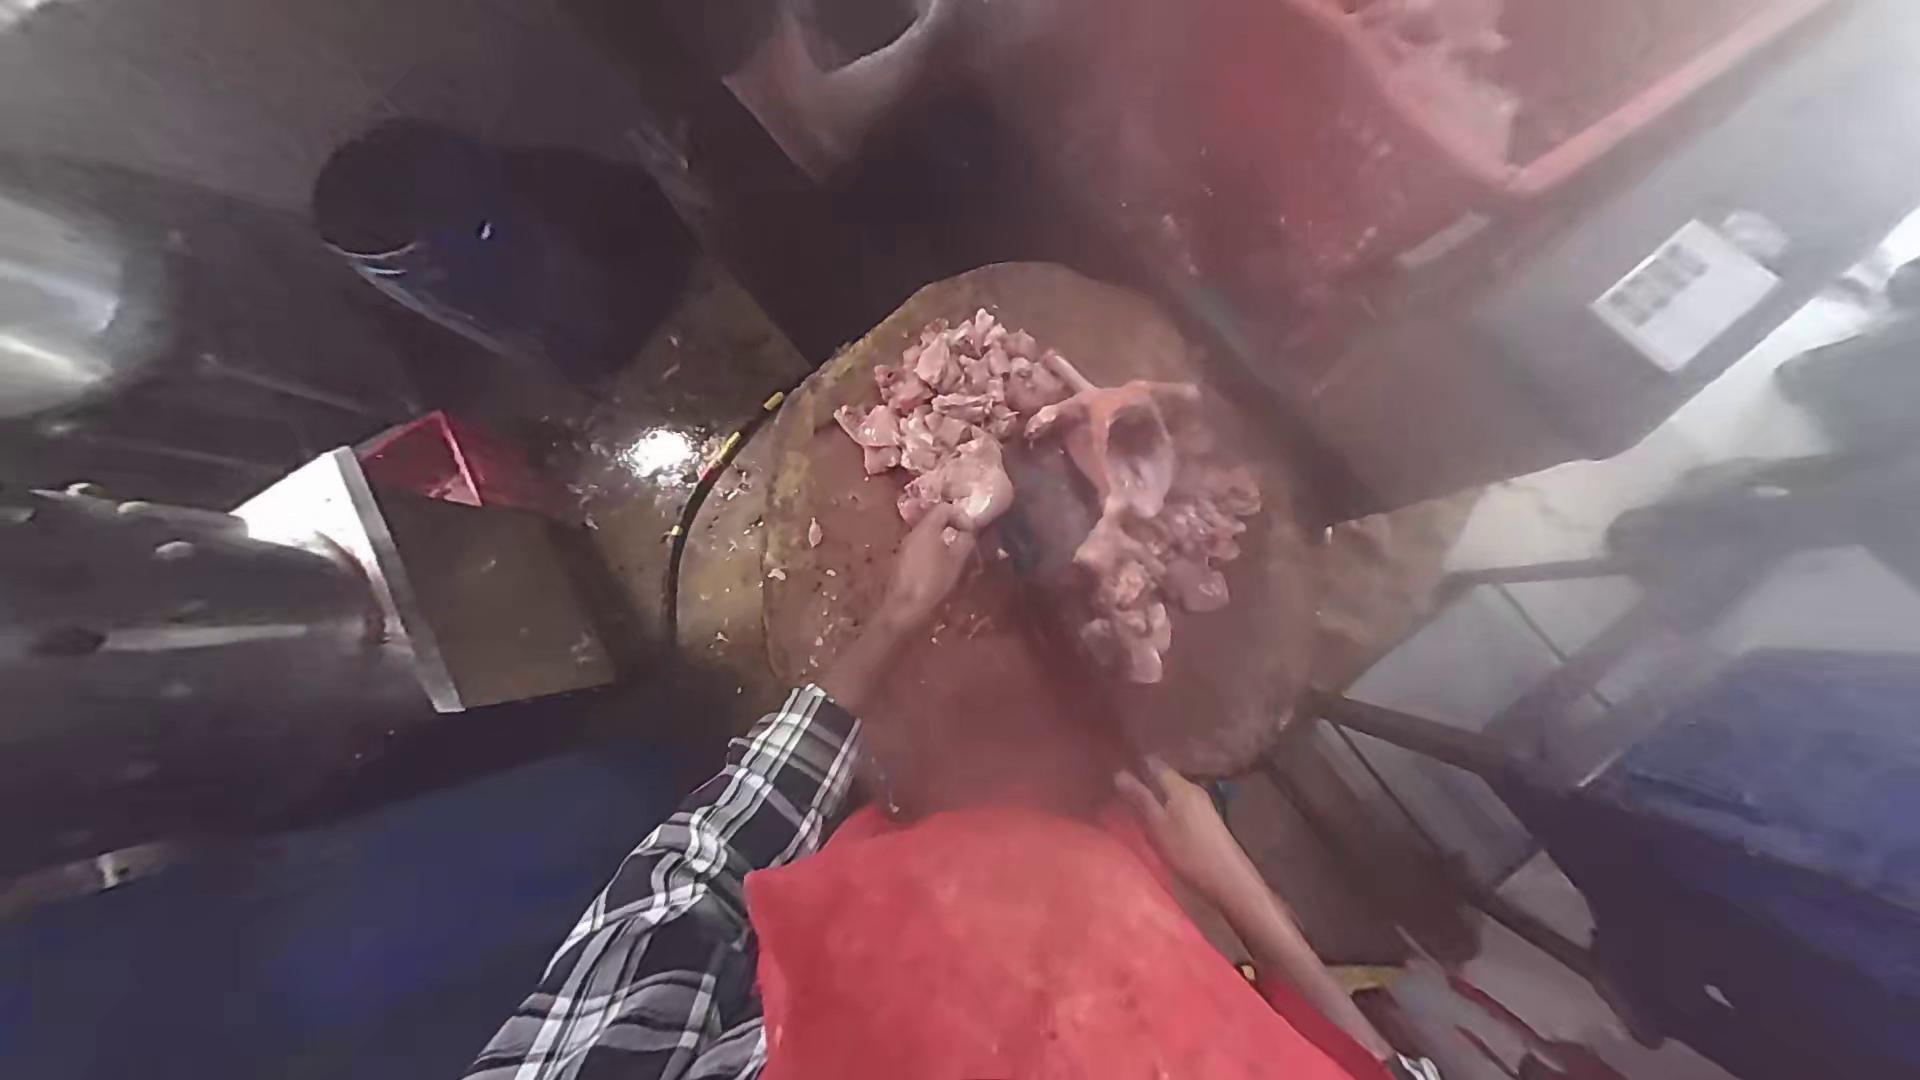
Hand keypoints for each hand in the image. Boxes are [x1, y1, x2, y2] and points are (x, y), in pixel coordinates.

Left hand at [875, 504, 977, 632]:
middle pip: (934, 519)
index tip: (971, 531)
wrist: (904, 609)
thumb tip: (971, 528)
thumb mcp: (956, 561)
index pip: (944, 508)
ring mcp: (905, 547)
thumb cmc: (933, 583)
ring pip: (927, 533)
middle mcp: (912, 533)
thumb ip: (965, 540)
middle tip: (967, 539)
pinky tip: (940, 566)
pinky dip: (933, 549)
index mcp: (926, 529)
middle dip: (953, 525)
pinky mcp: (902, 560)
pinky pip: (920, 546)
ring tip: (956, 554)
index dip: (960, 515)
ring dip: (943, 538)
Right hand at [1115, 758, 1260, 907]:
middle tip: (1122, 790)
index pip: (1154, 762)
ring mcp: (1204, 804)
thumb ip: (1139, 798)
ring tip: (1137, 804)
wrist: (1232, 882)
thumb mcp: (1158, 826)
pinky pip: (1182, 802)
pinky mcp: (1209, 819)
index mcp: (1180, 786)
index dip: (1136, 764)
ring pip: (1173, 790)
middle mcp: (1194, 789)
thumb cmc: (1189, 853)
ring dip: (1157, 795)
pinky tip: (1160, 819)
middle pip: (1164, 776)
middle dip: (1145, 780)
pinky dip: (1168, 806)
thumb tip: (1119, 773)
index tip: (1118, 770)